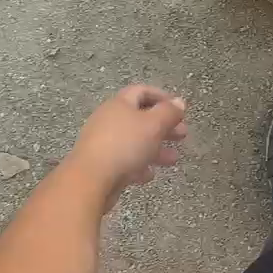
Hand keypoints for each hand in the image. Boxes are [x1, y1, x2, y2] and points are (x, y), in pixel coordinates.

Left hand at [62, 85, 187, 206]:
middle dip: (163, 126)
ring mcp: (103, 142)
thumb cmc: (125, 145)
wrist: (90, 180)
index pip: (142, 92)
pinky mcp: (100, 164)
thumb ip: (169, 112)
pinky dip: (138, 165)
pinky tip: (149, 175)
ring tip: (173, 159)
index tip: (179, 109)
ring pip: (134, 141)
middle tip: (182, 135)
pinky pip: (124, 160)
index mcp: (120, 104)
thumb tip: (179, 101)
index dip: (162, 97)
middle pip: (140, 118)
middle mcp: (109, 119)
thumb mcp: (153, 125)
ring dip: (155, 148)